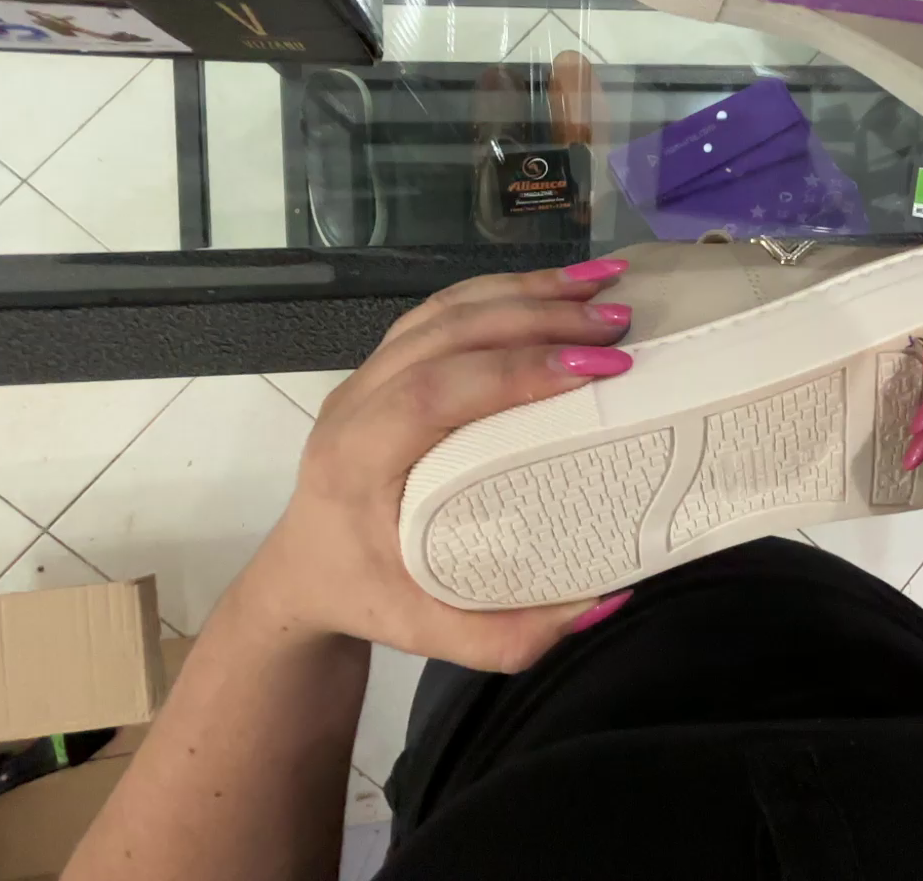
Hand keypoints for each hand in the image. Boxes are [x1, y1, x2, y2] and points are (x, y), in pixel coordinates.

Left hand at [240, 259, 638, 672]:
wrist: (304, 569)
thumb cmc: (368, 594)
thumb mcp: (432, 635)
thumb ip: (515, 634)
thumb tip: (612, 593)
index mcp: (355, 461)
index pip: (436, 393)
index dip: (517, 371)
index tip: (598, 370)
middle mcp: (356, 401)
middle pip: (449, 334)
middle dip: (540, 319)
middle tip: (618, 324)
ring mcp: (367, 372)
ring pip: (449, 308)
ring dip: (530, 291)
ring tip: (603, 286)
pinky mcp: (387, 360)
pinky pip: (446, 308)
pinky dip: (507, 289)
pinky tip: (560, 286)